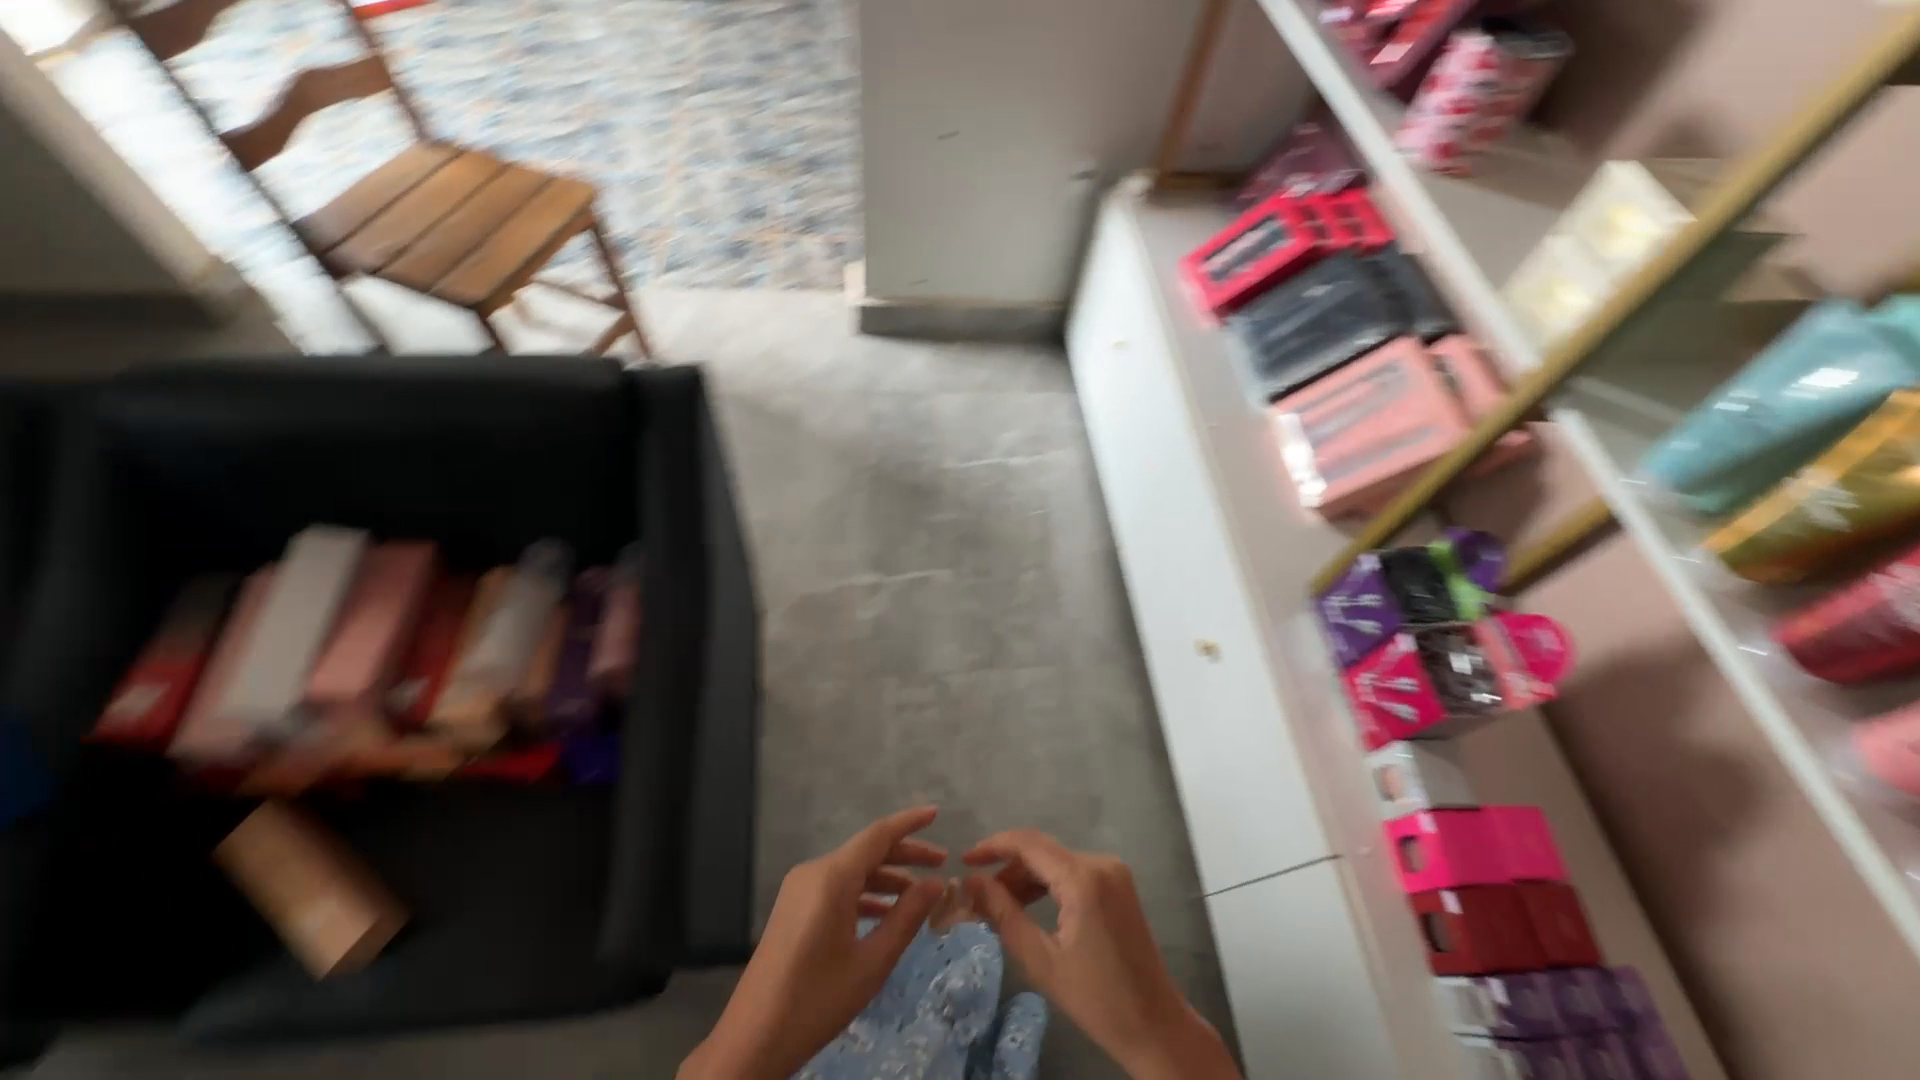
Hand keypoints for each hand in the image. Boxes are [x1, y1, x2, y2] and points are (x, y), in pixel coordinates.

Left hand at [679, 806, 948, 1079]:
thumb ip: (906, 917)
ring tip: (921, 894)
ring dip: (886, 878)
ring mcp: (799, 890)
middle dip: (905, 854)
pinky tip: (886, 914)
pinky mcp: (794, 909)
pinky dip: (864, 894)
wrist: (755, 1036)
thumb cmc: (818, 998)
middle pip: (866, 851)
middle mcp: (813, 873)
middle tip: (942, 863)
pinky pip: (836, 888)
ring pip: (852, 871)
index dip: (909, 823)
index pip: (878, 835)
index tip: (937, 813)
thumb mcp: (872, 961)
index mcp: (831, 877)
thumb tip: (935, 883)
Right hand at [964, 830, 1240, 1079]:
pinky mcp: (1118, 886)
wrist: (1153, 1023)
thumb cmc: (1095, 997)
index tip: (964, 861)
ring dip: (1026, 878)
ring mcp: (1114, 873)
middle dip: (1007, 869)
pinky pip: (1074, 873)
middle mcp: (1101, 864)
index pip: (1029, 843)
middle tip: (977, 895)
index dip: (993, 847)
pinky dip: (1048, 884)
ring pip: (1057, 861)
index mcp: (1083, 879)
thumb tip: (971, 883)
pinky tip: (1028, 906)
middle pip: (1042, 851)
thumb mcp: (1040, 959)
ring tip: (998, 905)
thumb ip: (1003, 914)